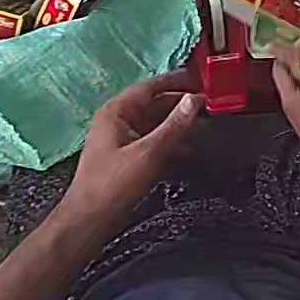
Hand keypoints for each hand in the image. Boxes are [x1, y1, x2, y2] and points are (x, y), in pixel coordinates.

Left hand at [56, 70, 202, 228]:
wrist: (89, 221)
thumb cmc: (112, 185)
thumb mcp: (148, 153)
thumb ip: (173, 126)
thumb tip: (194, 100)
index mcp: (117, 111)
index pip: (150, 86)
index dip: (175, 81)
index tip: (200, 79)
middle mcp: (118, 120)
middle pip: (154, 104)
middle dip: (180, 104)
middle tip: (210, 103)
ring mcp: (122, 139)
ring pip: (155, 124)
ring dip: (178, 124)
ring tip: (206, 124)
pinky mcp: (128, 157)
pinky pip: (153, 142)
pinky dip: (171, 143)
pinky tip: (190, 148)